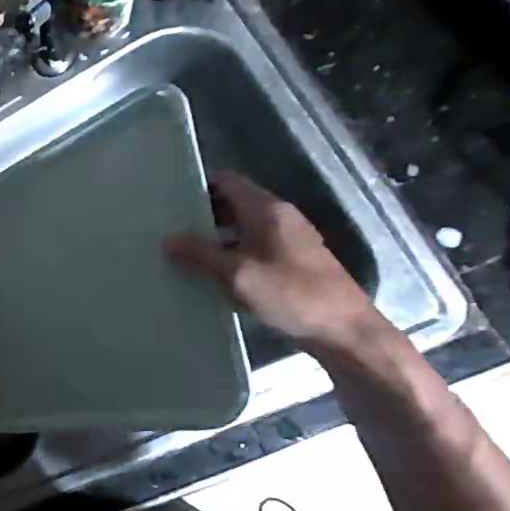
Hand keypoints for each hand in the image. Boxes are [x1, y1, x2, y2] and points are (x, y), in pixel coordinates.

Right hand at [165, 171, 380, 352]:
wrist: (342, 329)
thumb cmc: (290, 294)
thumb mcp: (237, 275)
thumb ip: (200, 254)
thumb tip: (167, 239)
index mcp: (267, 210)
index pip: (228, 181)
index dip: (199, 186)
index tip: (170, 201)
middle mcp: (279, 217)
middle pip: (234, 204)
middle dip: (202, 215)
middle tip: (168, 231)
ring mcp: (288, 240)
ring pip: (242, 230)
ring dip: (215, 239)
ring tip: (182, 255)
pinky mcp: (291, 263)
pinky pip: (253, 250)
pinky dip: (231, 256)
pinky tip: (212, 277)